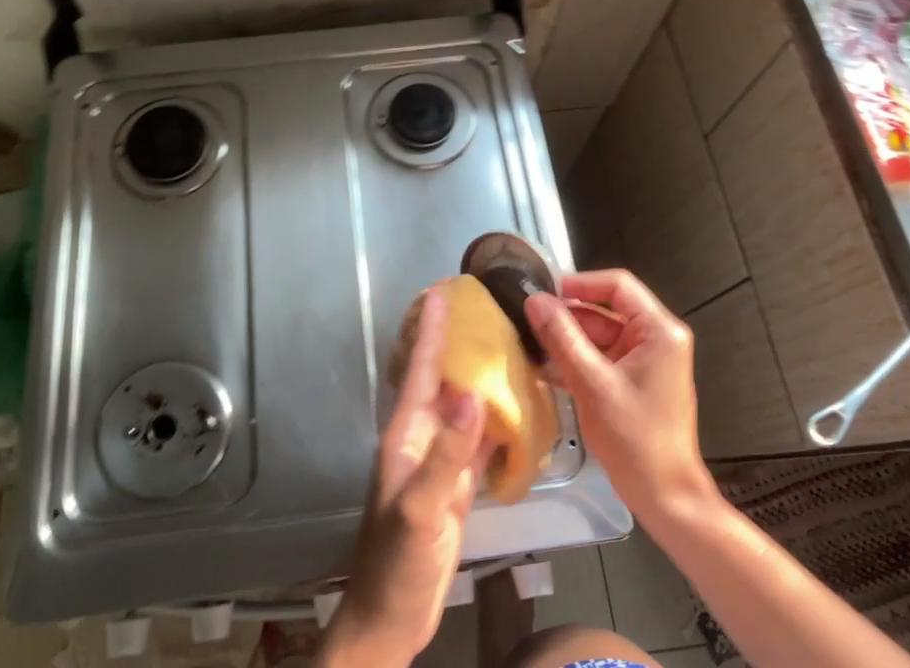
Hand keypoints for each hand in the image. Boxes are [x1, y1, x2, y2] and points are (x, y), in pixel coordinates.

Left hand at [319, 288, 487, 667]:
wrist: (393, 615)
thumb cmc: (397, 561)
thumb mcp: (422, 506)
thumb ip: (446, 454)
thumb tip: (471, 394)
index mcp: (406, 436)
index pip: (421, 372)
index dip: (429, 332)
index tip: (440, 293)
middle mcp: (421, 440)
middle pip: (440, 380)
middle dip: (454, 344)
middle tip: (480, 309)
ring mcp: (439, 463)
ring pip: (461, 408)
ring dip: (477, 377)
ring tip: (503, 346)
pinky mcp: (456, 486)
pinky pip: (478, 443)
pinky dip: (495, 423)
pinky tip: (516, 411)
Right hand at [525, 270, 713, 518]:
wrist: (664, 495)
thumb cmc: (634, 437)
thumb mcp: (592, 383)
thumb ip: (562, 337)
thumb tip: (533, 300)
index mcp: (659, 331)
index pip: (617, 285)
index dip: (579, 284)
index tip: (542, 293)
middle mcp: (655, 339)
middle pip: (604, 312)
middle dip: (566, 316)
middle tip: (524, 321)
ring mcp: (644, 362)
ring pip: (598, 336)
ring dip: (565, 341)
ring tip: (527, 344)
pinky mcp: (632, 382)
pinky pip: (599, 359)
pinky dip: (574, 361)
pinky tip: (542, 369)